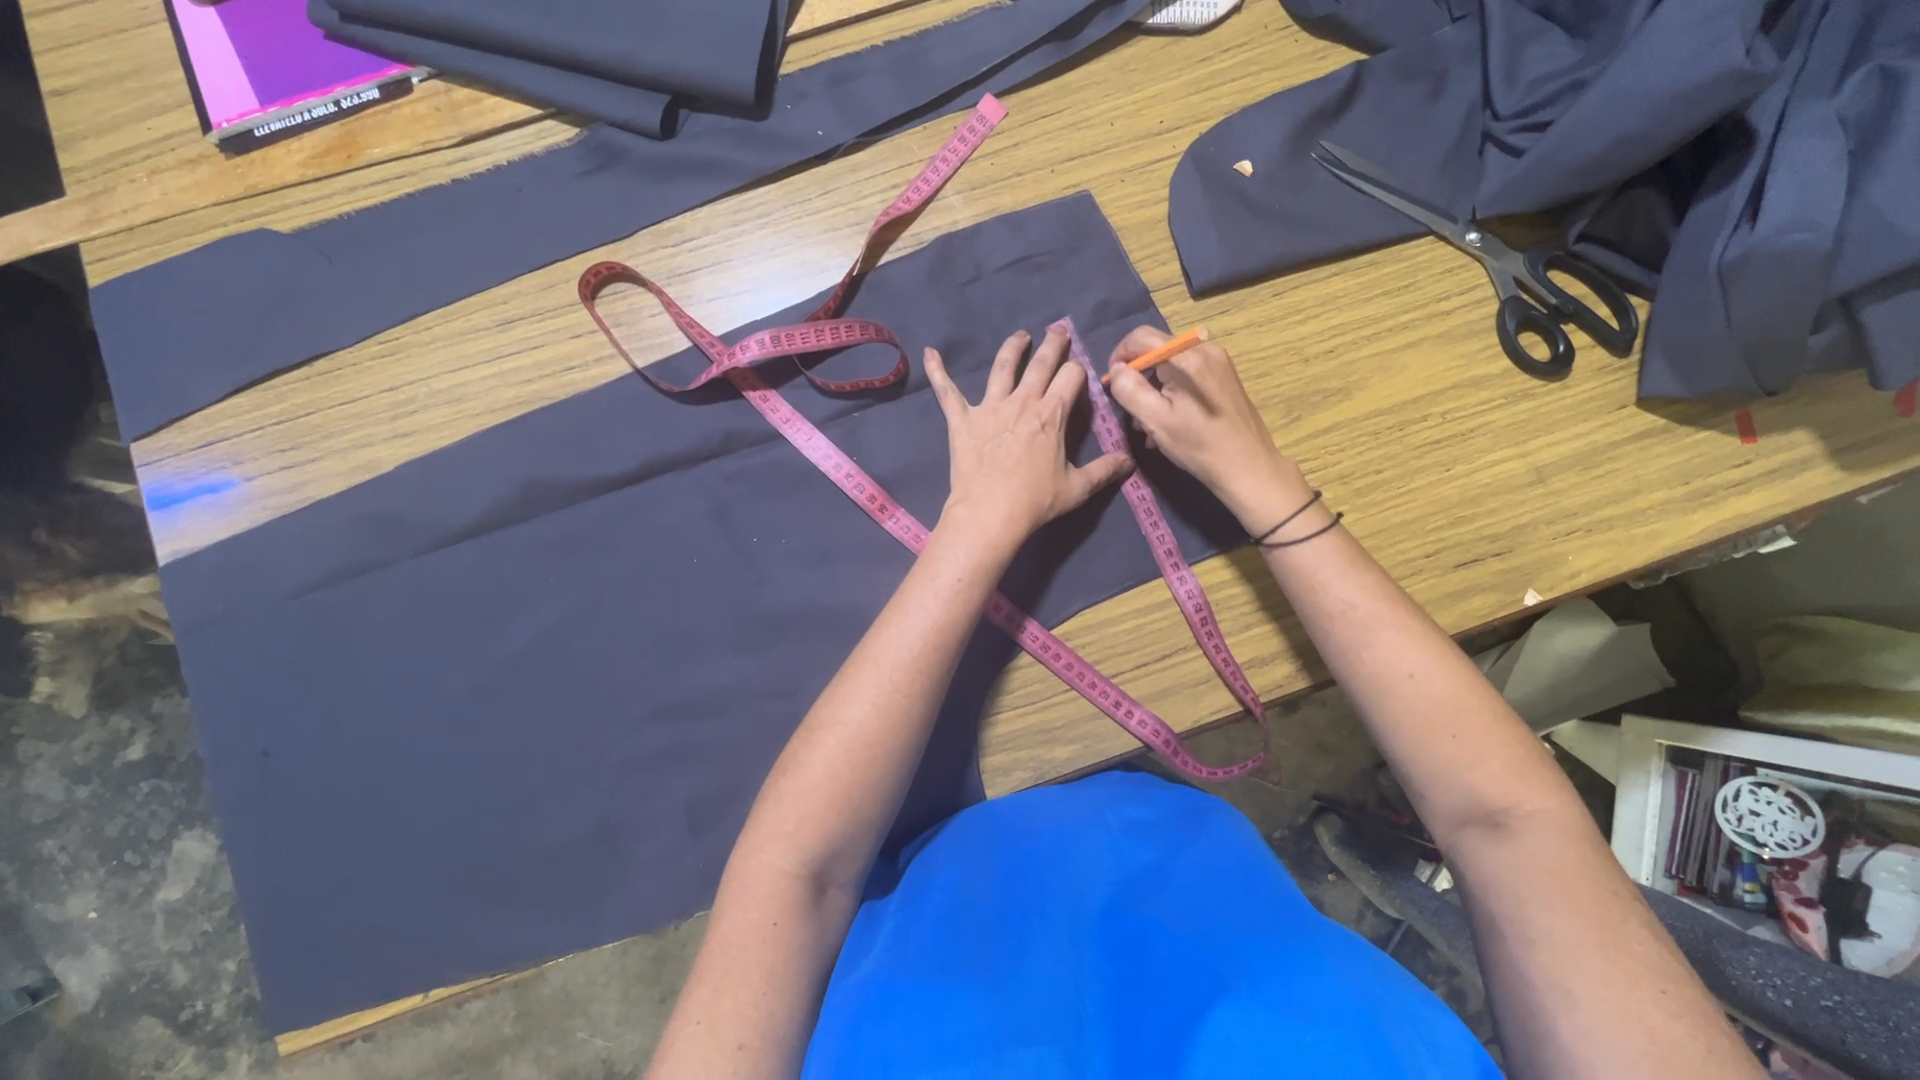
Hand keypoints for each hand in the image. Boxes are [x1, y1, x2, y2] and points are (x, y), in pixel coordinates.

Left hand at [925, 327, 1133, 555]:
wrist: (990, 514)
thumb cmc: (1035, 501)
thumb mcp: (1077, 488)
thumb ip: (1104, 471)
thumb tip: (1129, 463)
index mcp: (1052, 415)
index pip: (1071, 377)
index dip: (1077, 371)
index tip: (1079, 372)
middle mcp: (1022, 403)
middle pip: (1041, 363)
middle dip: (1053, 344)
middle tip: (1058, 331)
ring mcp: (990, 408)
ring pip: (1002, 367)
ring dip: (1013, 348)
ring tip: (1021, 336)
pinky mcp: (962, 420)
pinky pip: (947, 392)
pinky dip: (938, 372)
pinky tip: (929, 353)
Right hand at [1103, 327, 1307, 528]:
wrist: (1248, 467)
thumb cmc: (1199, 445)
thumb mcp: (1155, 420)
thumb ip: (1129, 389)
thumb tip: (1117, 369)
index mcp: (1187, 357)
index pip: (1141, 337)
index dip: (1120, 356)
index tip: (1112, 384)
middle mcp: (1205, 349)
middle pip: (1157, 350)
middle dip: (1138, 377)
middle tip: (1131, 411)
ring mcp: (1218, 362)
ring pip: (1171, 365)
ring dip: (1154, 389)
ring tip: (1148, 424)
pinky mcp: (1224, 377)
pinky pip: (1188, 375)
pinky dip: (1172, 392)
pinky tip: (1169, 421)